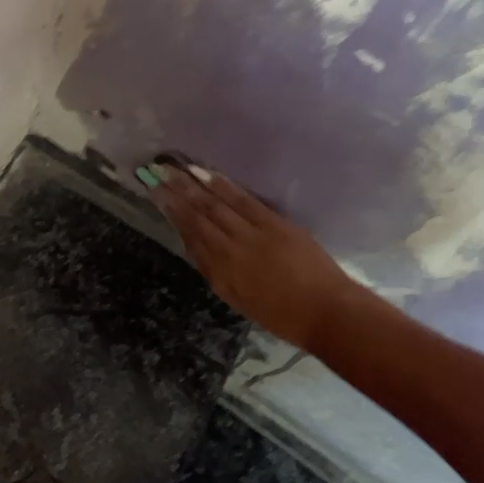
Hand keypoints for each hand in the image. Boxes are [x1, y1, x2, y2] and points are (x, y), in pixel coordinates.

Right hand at [144, 161, 373, 352]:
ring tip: (175, 167)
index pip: (190, 233)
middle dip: (176, 191)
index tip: (155, 193)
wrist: (328, 313)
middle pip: (199, 214)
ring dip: (194, 184)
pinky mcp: (276, 224)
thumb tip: (192, 242)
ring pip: (217, 204)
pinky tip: (208, 175)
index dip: (171, 211)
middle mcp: (231, 248)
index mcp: (221, 271)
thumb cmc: (282, 315)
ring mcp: (254, 233)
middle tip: (157, 171)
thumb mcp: (236, 298)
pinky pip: (244, 201)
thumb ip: (212, 269)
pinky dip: (224, 186)